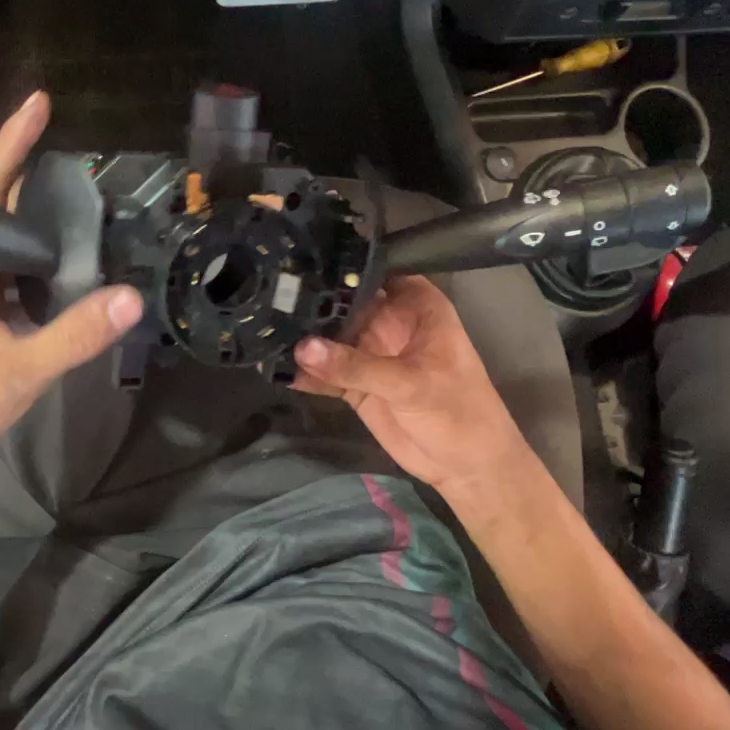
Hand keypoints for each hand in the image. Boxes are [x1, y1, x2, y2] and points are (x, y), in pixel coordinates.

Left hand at [0, 93, 143, 499]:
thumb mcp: (21, 370)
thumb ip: (75, 335)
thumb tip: (129, 296)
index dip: (14, 142)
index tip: (41, 103)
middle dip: (37, 180)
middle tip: (87, 170)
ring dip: (36, 226)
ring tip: (85, 217)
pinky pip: (1, 273)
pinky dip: (32, 263)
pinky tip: (61, 276)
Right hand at [292, 276, 524, 496]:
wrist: (466, 466)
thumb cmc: (457, 411)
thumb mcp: (410, 383)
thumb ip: (356, 366)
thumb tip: (304, 347)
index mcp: (415, 306)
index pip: (374, 273)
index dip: (340, 267)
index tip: (299, 263)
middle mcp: (388, 322)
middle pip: (342, 304)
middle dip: (309, 303)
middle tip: (269, 298)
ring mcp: (370, 355)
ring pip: (328, 340)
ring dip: (302, 341)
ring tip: (263, 332)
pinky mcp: (355, 386)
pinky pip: (323, 374)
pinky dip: (303, 374)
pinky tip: (276, 368)